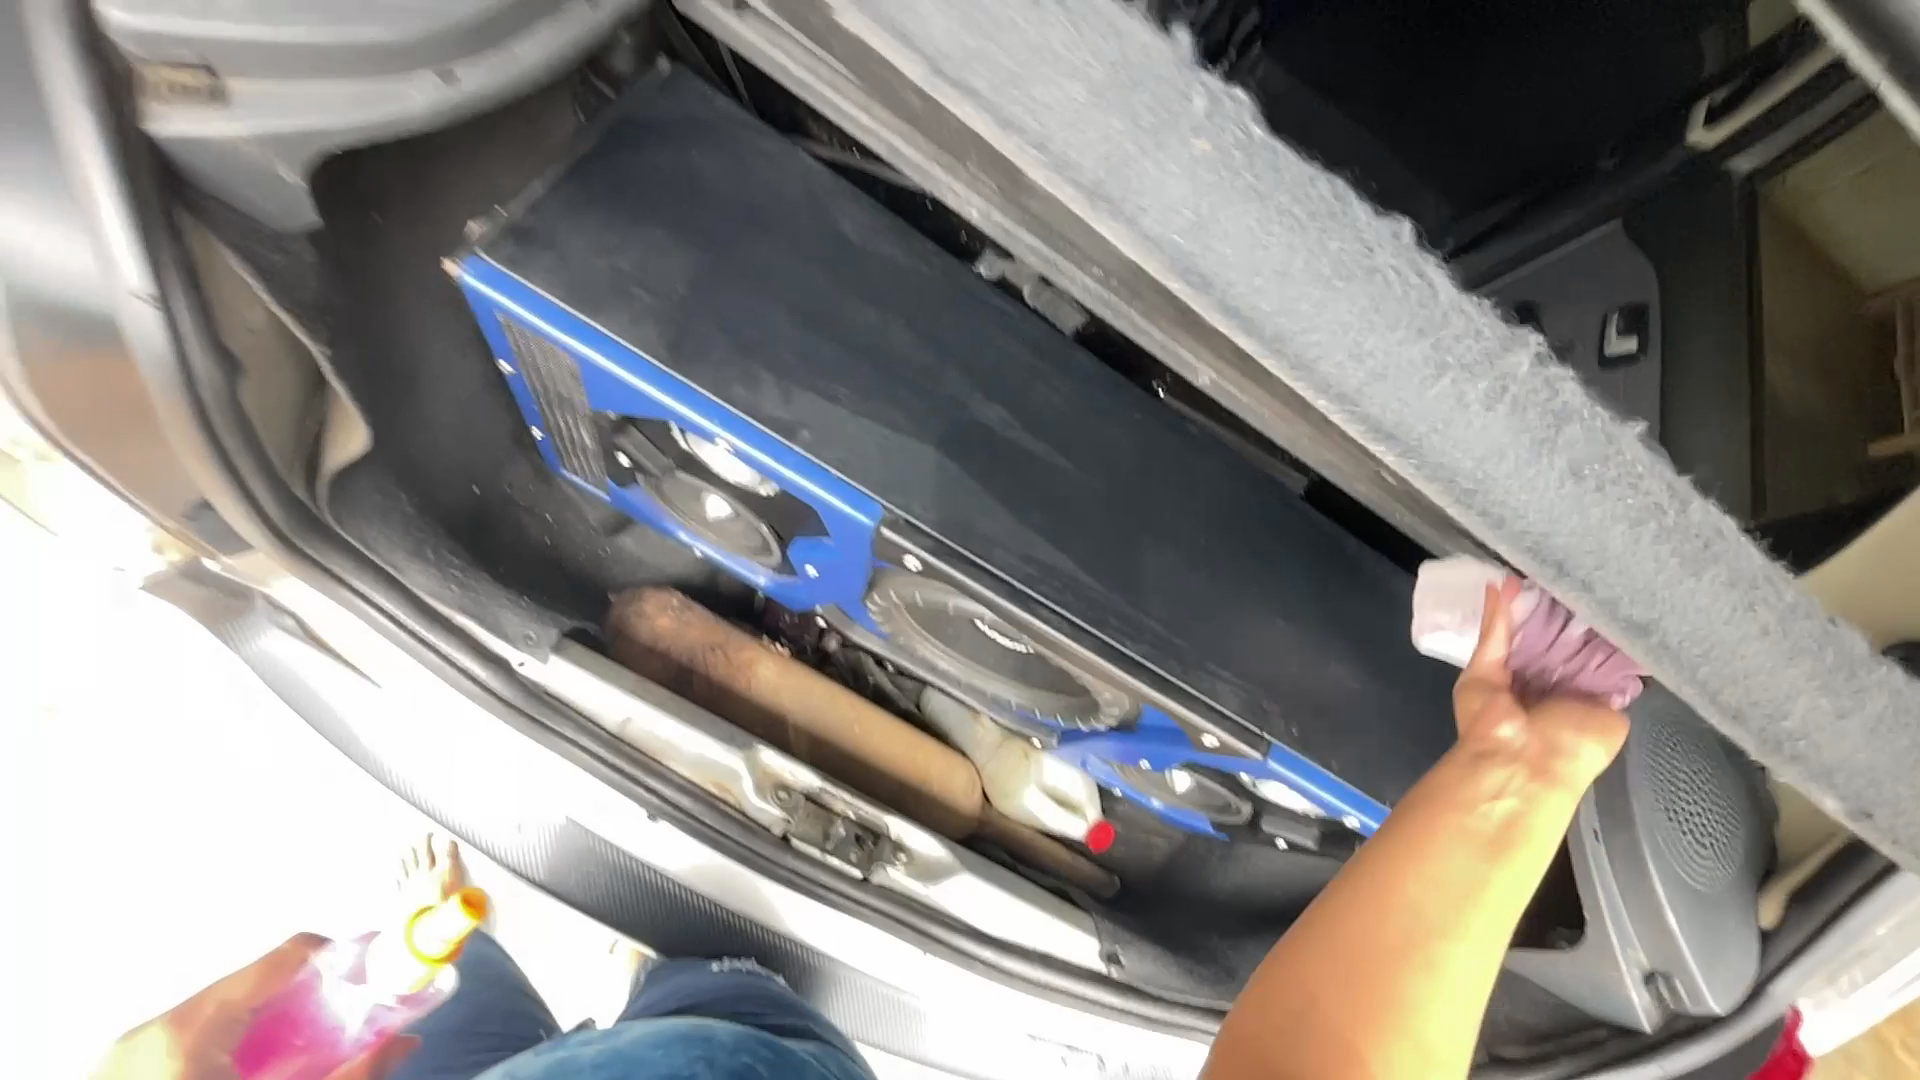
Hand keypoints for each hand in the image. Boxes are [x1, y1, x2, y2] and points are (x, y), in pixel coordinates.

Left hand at [91, 934, 417, 1079]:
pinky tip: (254, 1074)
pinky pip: (195, 1037)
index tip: (374, 981)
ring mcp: (123, 1053)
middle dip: (309, 1001)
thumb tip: (404, 1043)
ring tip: (296, 1060)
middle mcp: (152, 1028)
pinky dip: (236, 1046)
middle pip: (261, 983)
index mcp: (190, 1027)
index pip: (292, 953)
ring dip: (273, 1025)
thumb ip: (348, 1076)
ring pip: (229, 1010)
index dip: (344, 959)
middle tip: (343, 1028)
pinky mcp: (115, 1073)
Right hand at [1453, 579, 1629, 790]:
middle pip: (1549, 643)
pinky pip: (1492, 634)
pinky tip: (1502, 583)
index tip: (1600, 606)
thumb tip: (1612, 665)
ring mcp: (1508, 676)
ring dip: (1525, 607)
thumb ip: (1611, 689)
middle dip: (1556, 616)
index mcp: (1572, 701)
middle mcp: (1540, 687)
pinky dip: (1496, 609)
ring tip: (1535, 573)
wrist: (1522, 759)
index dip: (1589, 635)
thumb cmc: (1574, 745)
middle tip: (1568, 582)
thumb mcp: (1612, 718)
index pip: (1581, 661)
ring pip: (1520, 635)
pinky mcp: (1482, 667)